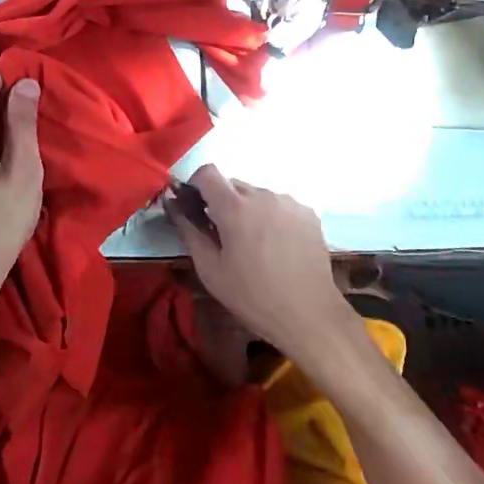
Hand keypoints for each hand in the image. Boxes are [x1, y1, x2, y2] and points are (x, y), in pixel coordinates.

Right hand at [170, 165, 358, 359]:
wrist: (307, 311)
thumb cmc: (252, 295)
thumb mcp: (210, 269)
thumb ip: (189, 231)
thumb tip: (174, 204)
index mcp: (236, 207)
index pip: (207, 172)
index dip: (196, 185)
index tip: (195, 208)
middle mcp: (264, 195)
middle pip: (234, 185)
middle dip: (223, 203)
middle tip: (223, 236)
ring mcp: (290, 202)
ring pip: (259, 196)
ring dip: (250, 211)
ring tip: (254, 246)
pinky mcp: (309, 213)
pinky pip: (281, 206)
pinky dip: (273, 218)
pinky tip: (278, 247)